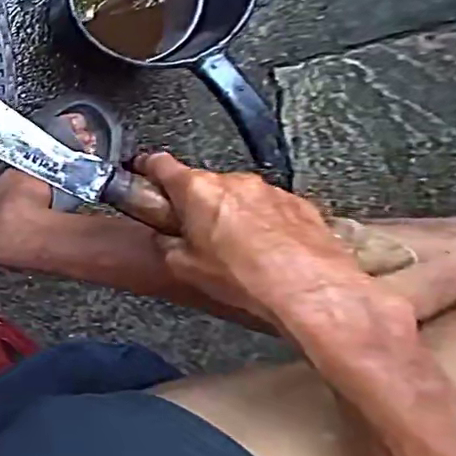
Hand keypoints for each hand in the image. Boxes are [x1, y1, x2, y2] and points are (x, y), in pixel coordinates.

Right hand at [136, 152, 382, 329]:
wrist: (312, 292)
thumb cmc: (248, 277)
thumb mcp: (183, 266)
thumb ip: (166, 244)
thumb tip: (165, 241)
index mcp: (196, 189)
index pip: (160, 164)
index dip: (147, 167)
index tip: (143, 171)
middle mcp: (234, 182)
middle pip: (202, 183)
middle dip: (194, 202)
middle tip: (190, 231)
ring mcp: (270, 193)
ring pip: (238, 196)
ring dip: (230, 213)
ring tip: (233, 248)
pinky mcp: (301, 207)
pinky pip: (270, 209)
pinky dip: (262, 224)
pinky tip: (263, 252)